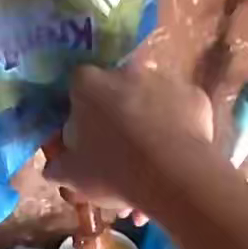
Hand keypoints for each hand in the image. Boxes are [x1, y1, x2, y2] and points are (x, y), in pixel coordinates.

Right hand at [46, 64, 214, 221]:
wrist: (171, 175)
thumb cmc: (111, 170)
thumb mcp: (71, 177)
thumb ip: (56, 167)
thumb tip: (53, 167)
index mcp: (89, 85)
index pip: (77, 87)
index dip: (80, 113)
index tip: (84, 138)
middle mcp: (127, 71)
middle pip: (116, 96)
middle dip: (115, 123)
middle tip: (116, 160)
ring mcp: (165, 80)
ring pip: (149, 107)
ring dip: (145, 131)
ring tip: (146, 173)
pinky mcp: (195, 96)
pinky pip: (178, 114)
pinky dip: (174, 133)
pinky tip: (170, 163)